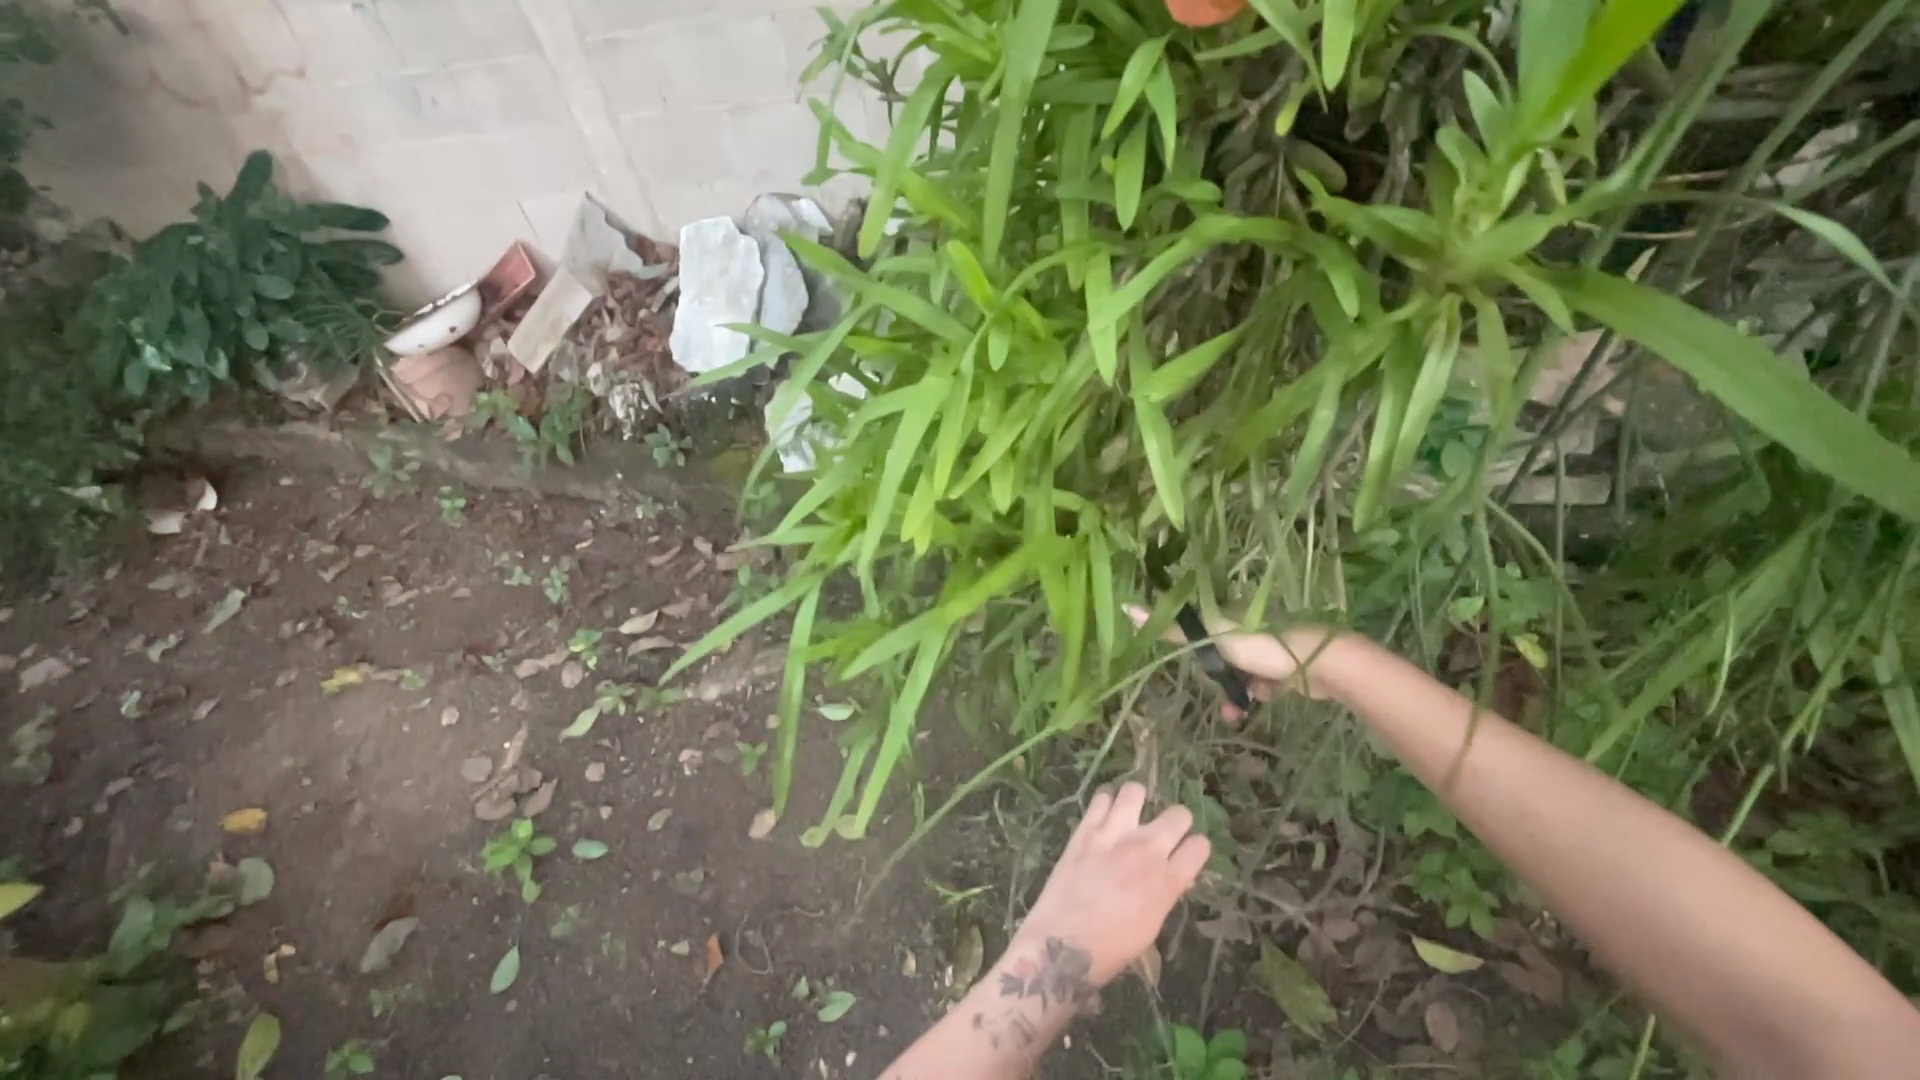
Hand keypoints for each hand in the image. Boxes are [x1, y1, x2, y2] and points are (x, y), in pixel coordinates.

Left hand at [1007, 782, 1209, 988]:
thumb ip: (1165, 893)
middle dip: (1176, 822)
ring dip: (1138, 801)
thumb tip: (1174, 876)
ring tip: (1131, 812)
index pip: (1200, 846)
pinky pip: (1101, 797)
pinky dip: (1106, 801)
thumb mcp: (1151, 925)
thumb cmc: (1110, 948)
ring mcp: (1114, 835)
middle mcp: (1146, 850)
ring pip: (1136, 791)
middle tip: (1163, 832)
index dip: (1196, 848)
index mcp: (1168, 880)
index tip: (1188, 853)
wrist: (1062, 945)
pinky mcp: (1085, 829)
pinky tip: (1104, 813)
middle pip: (1179, 814)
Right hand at [1124, 604, 1349, 719]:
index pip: (1197, 628)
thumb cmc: (1263, 645)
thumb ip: (1172, 627)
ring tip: (1235, 713)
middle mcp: (1246, 628)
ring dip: (1235, 693)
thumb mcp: (1212, 635)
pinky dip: (1259, 694)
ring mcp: (1267, 648)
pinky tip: (1262, 701)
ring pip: (1240, 673)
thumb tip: (1124, 606)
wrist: (1321, 662)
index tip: (1186, 666)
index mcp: (1227, 614)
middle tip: (1214, 695)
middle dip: (1215, 677)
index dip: (1189, 647)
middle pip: (1218, 654)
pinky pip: (1263, 683)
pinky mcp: (1285, 668)